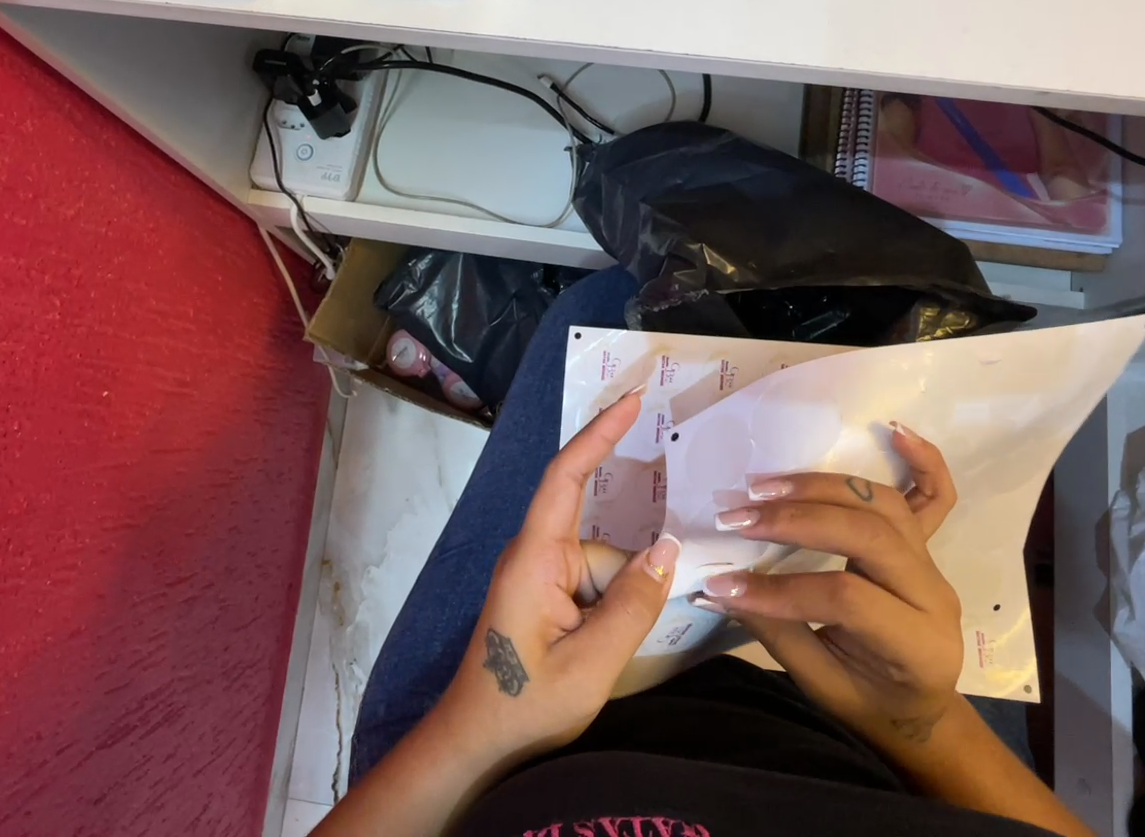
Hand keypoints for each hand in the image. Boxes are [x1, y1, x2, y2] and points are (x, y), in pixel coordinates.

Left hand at [435, 390, 680, 764]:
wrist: (476, 743)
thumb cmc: (524, 703)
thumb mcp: (592, 662)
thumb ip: (634, 604)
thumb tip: (668, 550)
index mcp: (536, 556)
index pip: (567, 477)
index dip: (599, 434)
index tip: (633, 400)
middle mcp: (537, 554)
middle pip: (604, 546)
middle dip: (624, 591)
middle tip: (610, 648)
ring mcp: (540, 575)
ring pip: (606, 573)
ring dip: (615, 614)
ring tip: (593, 662)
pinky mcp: (546, 594)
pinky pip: (594, 588)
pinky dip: (609, 616)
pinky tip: (596, 654)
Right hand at [699, 423, 964, 746]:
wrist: (917, 708)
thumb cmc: (868, 702)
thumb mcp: (820, 683)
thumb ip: (774, 631)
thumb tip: (716, 586)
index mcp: (914, 643)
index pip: (844, 597)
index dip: (779, 589)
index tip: (721, 586)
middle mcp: (932, 593)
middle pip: (868, 535)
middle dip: (795, 521)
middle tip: (738, 517)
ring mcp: (932, 563)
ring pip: (883, 505)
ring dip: (821, 487)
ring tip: (765, 487)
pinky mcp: (926, 545)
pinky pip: (934, 497)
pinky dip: (923, 462)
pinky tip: (895, 432)